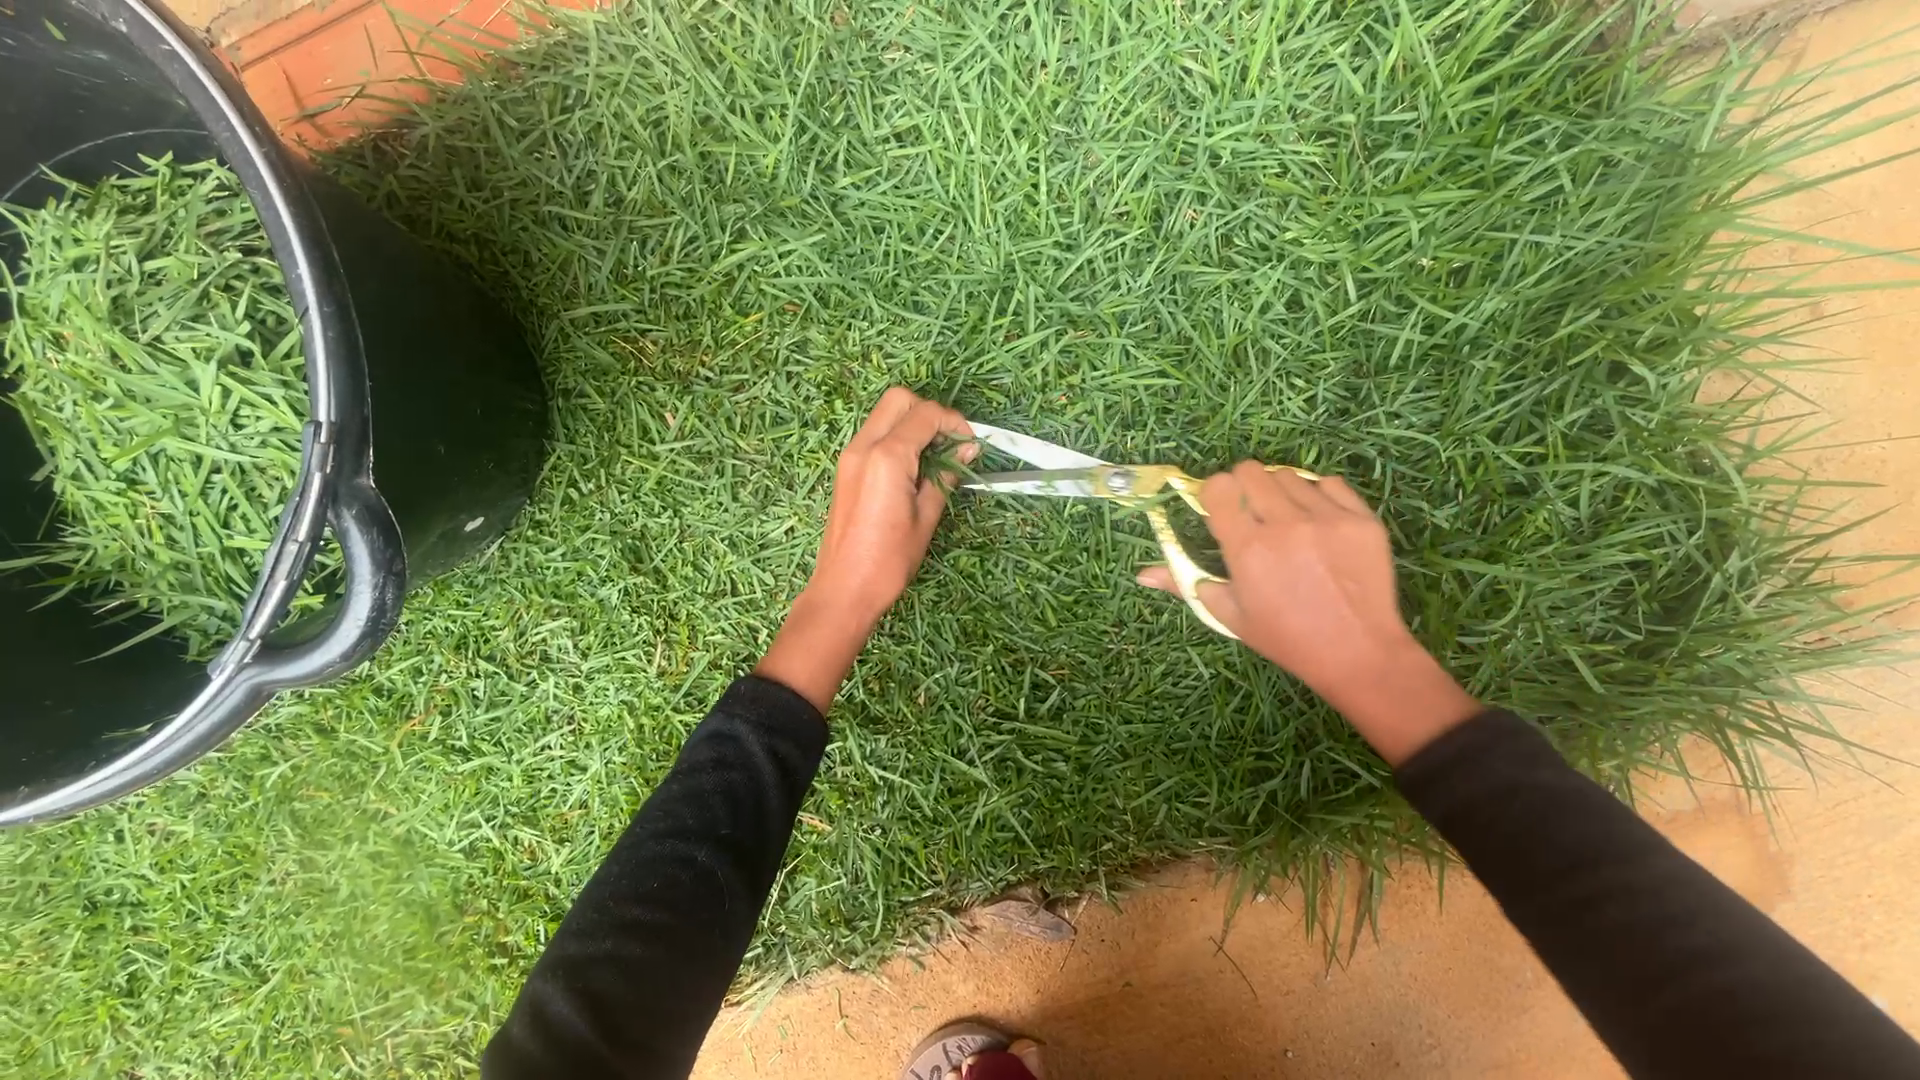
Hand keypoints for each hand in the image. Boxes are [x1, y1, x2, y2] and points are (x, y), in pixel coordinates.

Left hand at [809, 387, 975, 623]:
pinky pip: (875, 435)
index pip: (925, 414)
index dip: (954, 422)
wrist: (844, 589)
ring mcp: (850, 456)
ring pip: (885, 414)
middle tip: (950, 443)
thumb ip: (946, 476)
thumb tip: (966, 449)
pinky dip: (898, 437)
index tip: (970, 444)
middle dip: (930, 412)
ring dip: (913, 423)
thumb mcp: (926, 517)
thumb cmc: (889, 561)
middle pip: (899, 400)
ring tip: (936, 457)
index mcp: (886, 458)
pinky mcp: (846, 468)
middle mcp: (863, 447)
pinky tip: (915, 467)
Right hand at [1138, 462, 1477, 763]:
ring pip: (1289, 475)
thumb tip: (1143, 574)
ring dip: (1279, 491)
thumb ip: (1186, 585)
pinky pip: (1329, 484)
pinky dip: (1317, 496)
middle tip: (1251, 511)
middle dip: (1243, 485)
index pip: (1220, 487)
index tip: (1220, 508)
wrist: (1358, 651)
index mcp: (1247, 550)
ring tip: (1287, 520)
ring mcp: (1326, 520)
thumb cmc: (1286, 638)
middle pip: (1251, 471)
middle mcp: (1284, 526)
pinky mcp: (1361, 519)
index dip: (1215, 492)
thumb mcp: (1230, 615)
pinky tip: (1317, 522)